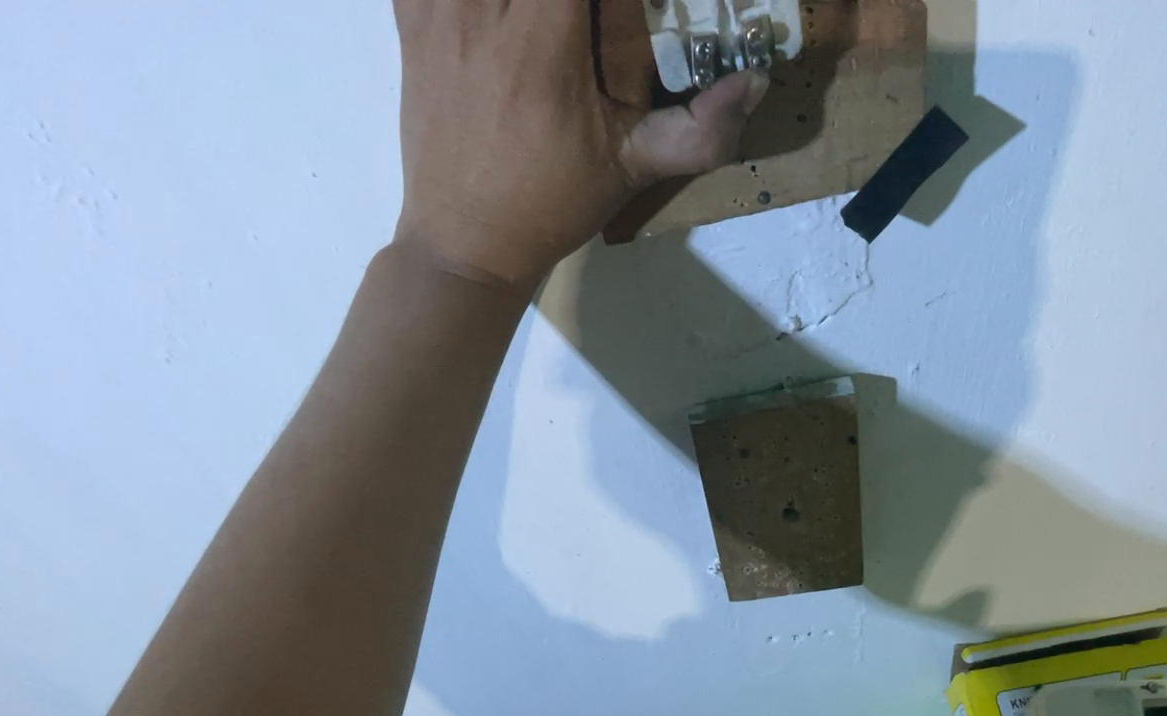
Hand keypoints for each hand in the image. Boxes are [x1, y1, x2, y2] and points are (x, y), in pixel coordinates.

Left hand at [393, 0, 768, 290]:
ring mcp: (438, 7)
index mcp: (545, 37)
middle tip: (593, 21)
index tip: (630, 9)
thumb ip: (697, 131)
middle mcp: (485, 7)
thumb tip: (757, 86)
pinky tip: (492, 15)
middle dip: (581, 2)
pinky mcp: (409, 18)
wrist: (468, 241)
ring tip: (551, 20)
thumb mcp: (630, 170)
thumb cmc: (552, 205)